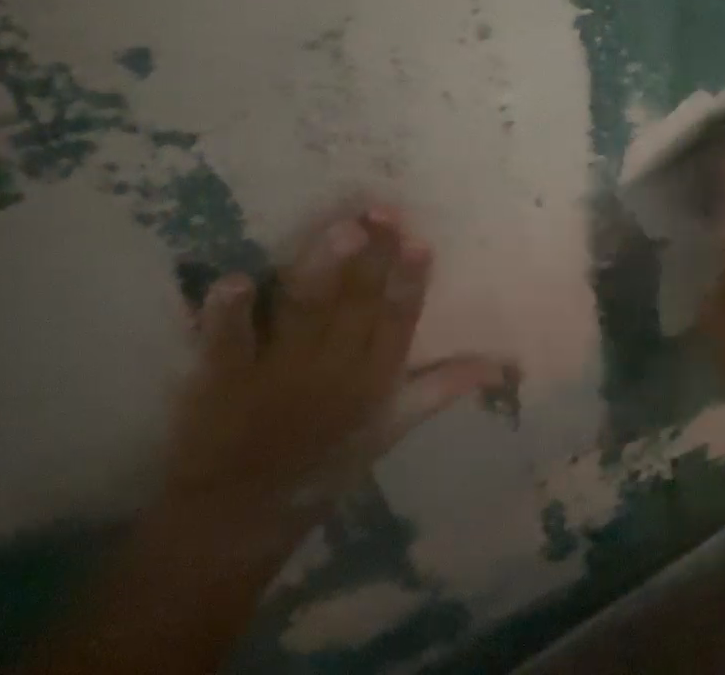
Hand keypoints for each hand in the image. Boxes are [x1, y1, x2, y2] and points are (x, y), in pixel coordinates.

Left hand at [165, 205, 513, 517]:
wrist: (245, 512)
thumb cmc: (327, 461)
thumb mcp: (394, 426)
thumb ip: (443, 386)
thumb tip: (501, 364)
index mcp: (375, 381)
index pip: (398, 323)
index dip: (410, 284)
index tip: (420, 243)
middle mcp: (334, 371)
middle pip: (356, 306)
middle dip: (371, 259)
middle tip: (382, 212)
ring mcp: (279, 374)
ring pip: (306, 313)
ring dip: (322, 271)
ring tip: (342, 229)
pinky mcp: (224, 379)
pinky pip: (228, 343)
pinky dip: (228, 315)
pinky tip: (234, 280)